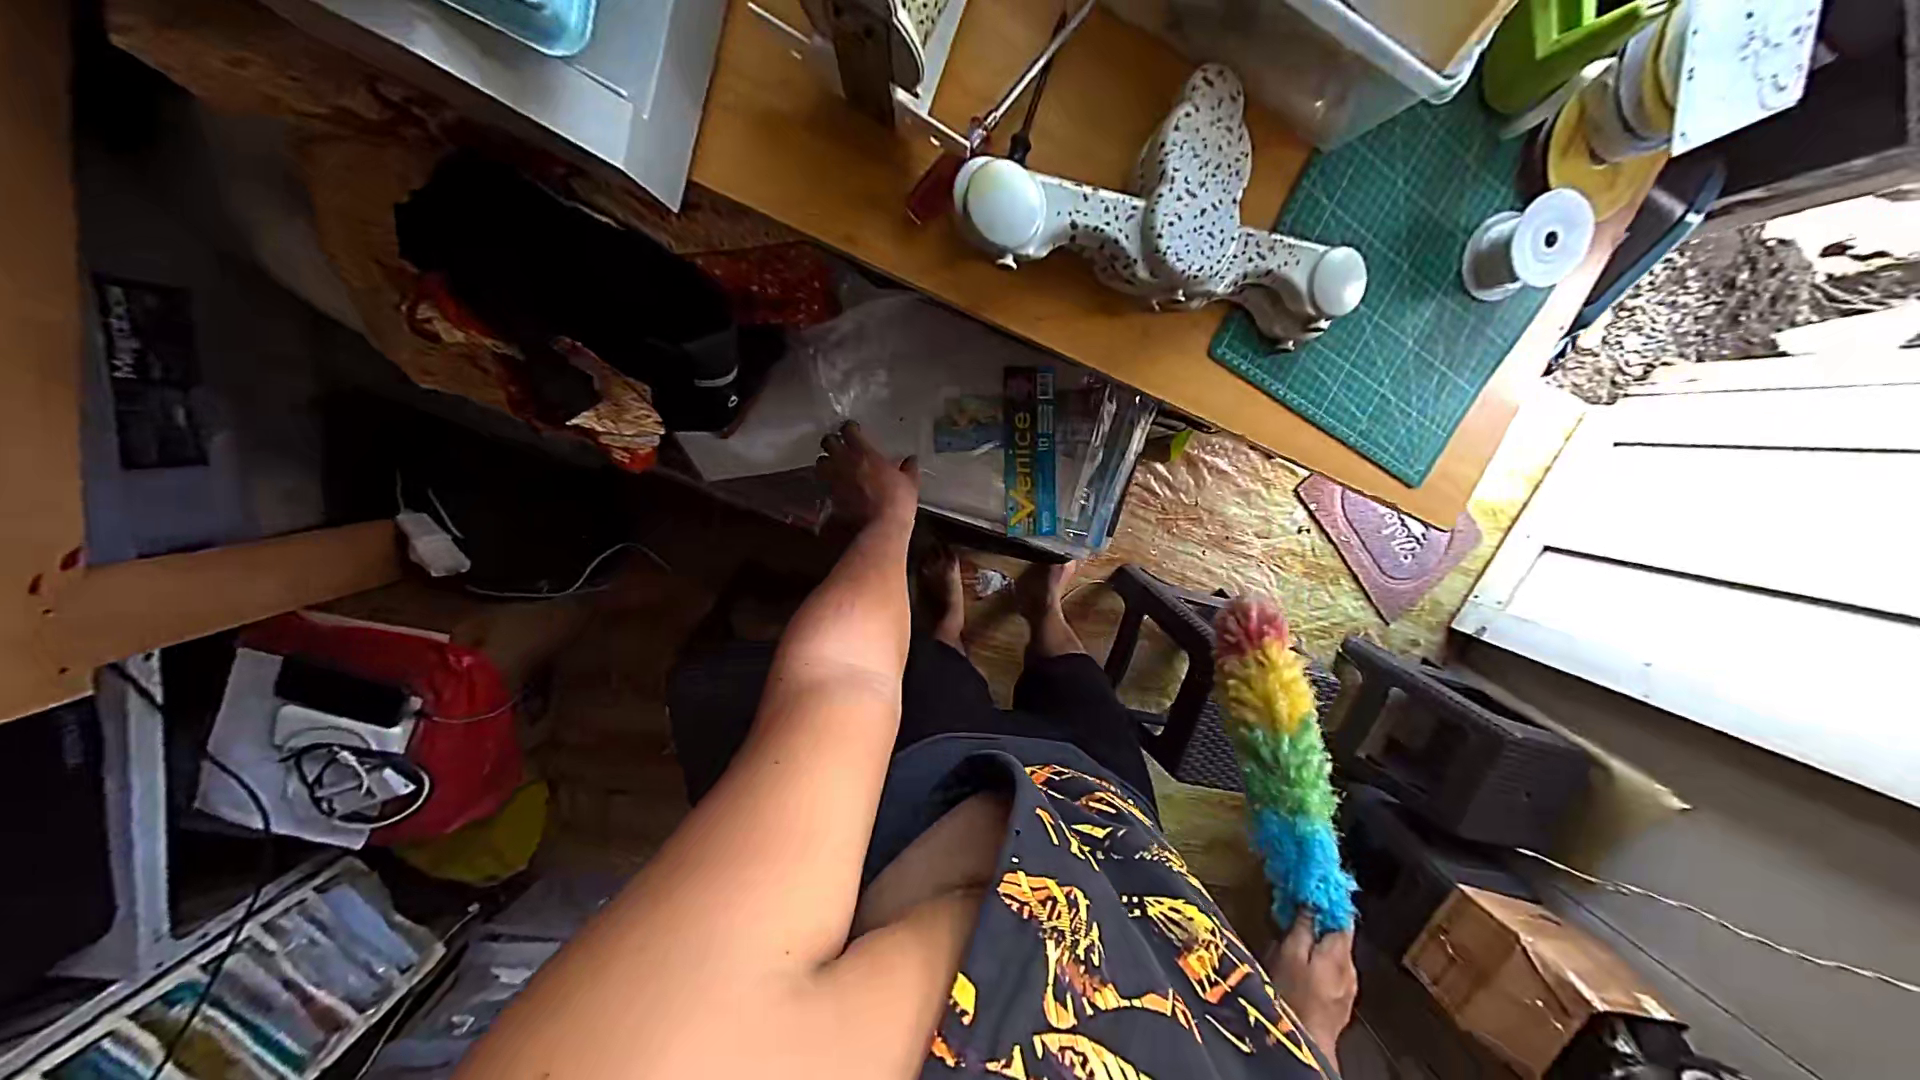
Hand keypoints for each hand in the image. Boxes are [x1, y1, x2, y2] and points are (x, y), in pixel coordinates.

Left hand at [816, 421, 919, 526]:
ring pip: (820, 462)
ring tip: (833, 465)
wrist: (881, 525)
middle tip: (840, 446)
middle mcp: (844, 461)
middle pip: (827, 441)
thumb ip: (908, 468)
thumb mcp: (909, 482)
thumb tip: (911, 460)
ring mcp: (834, 478)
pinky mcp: (829, 495)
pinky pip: (823, 482)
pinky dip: (826, 481)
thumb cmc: (897, 499)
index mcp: (864, 452)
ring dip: (826, 461)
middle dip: (832, 442)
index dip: (849, 428)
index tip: (854, 430)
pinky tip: (835, 485)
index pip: (848, 430)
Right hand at [1264, 914, 1356, 1070]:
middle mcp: (1351, 967)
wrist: (1306, 1042)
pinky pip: (1335, 969)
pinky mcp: (1342, 1001)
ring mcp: (1349, 987)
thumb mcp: (1289, 953)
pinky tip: (1303, 962)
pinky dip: (1322, 958)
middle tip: (1296, 908)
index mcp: (1339, 952)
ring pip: (1337, 953)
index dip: (1329, 901)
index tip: (1311, 888)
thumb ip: (1302, 927)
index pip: (1343, 917)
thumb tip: (1310, 902)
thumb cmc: (1293, 994)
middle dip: (1321, 920)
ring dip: (1320, 940)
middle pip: (1340, 935)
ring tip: (1296, 933)